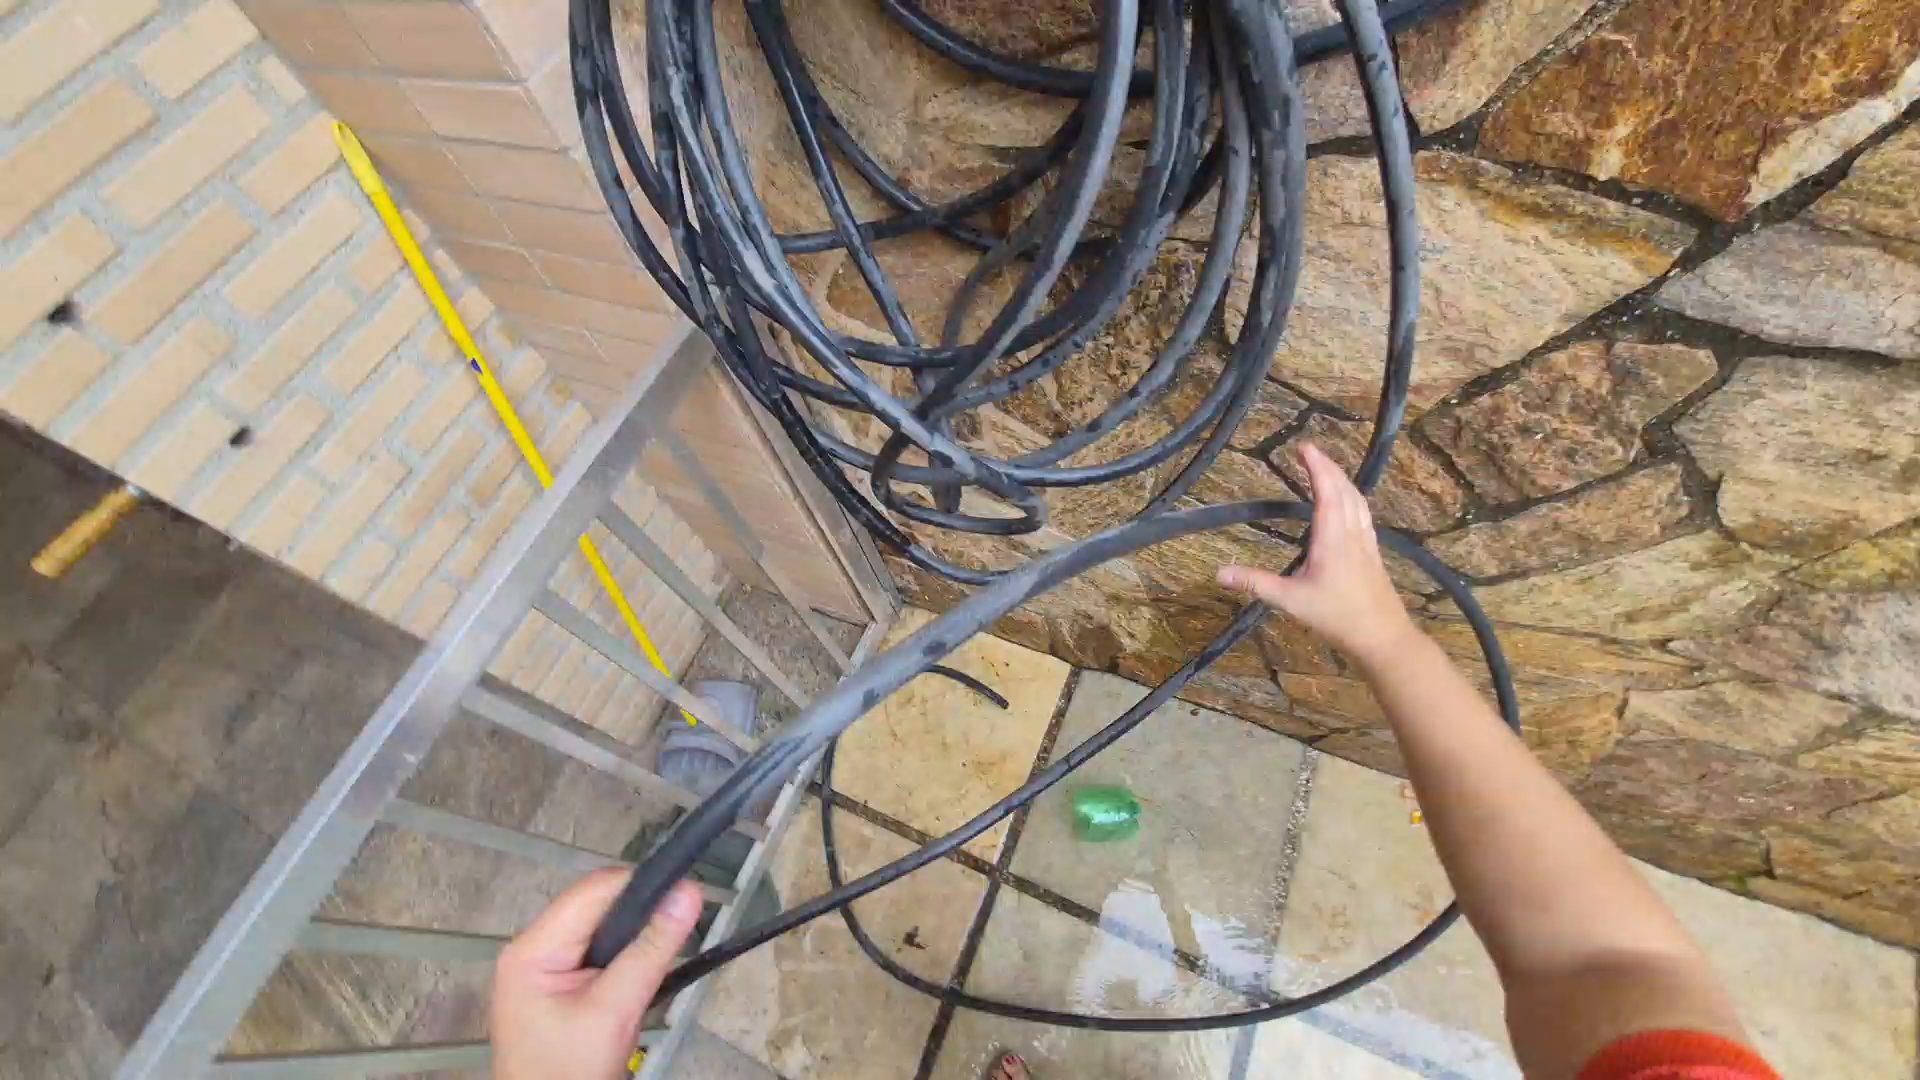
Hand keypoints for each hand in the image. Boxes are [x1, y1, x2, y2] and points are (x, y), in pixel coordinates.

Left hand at [491, 869, 703, 1079]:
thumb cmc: (572, 1075)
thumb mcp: (617, 1010)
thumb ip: (653, 947)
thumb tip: (691, 890)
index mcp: (533, 949)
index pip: (595, 890)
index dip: (641, 885)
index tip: (684, 894)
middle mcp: (533, 946)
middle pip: (598, 902)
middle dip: (640, 911)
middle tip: (678, 927)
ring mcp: (544, 962)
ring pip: (604, 920)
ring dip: (636, 930)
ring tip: (663, 948)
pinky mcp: (559, 977)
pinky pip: (601, 942)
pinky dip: (627, 948)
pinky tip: (643, 965)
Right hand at [1216, 442, 1415, 669]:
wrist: (1383, 638)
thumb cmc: (1337, 618)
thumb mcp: (1290, 601)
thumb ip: (1255, 584)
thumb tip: (1219, 572)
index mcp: (1334, 539)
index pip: (1327, 492)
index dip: (1317, 467)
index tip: (1304, 447)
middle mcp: (1353, 534)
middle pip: (1345, 490)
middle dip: (1328, 467)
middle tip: (1309, 452)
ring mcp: (1366, 543)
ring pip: (1358, 501)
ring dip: (1342, 480)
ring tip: (1325, 470)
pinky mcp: (1372, 554)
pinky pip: (1363, 514)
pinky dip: (1351, 498)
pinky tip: (1346, 504)